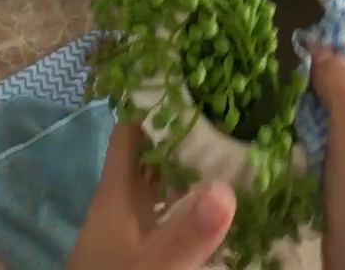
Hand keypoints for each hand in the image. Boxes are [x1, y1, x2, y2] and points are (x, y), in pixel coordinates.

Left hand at [68, 123, 236, 269]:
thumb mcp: (154, 266)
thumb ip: (187, 233)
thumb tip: (227, 187)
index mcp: (115, 193)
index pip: (128, 133)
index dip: (153, 109)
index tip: (191, 92)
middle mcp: (119, 205)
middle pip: (148, 160)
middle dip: (182, 142)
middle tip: (226, 126)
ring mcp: (127, 232)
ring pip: (157, 191)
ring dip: (186, 177)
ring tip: (229, 164)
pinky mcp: (137, 255)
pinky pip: (163, 222)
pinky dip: (186, 213)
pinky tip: (215, 218)